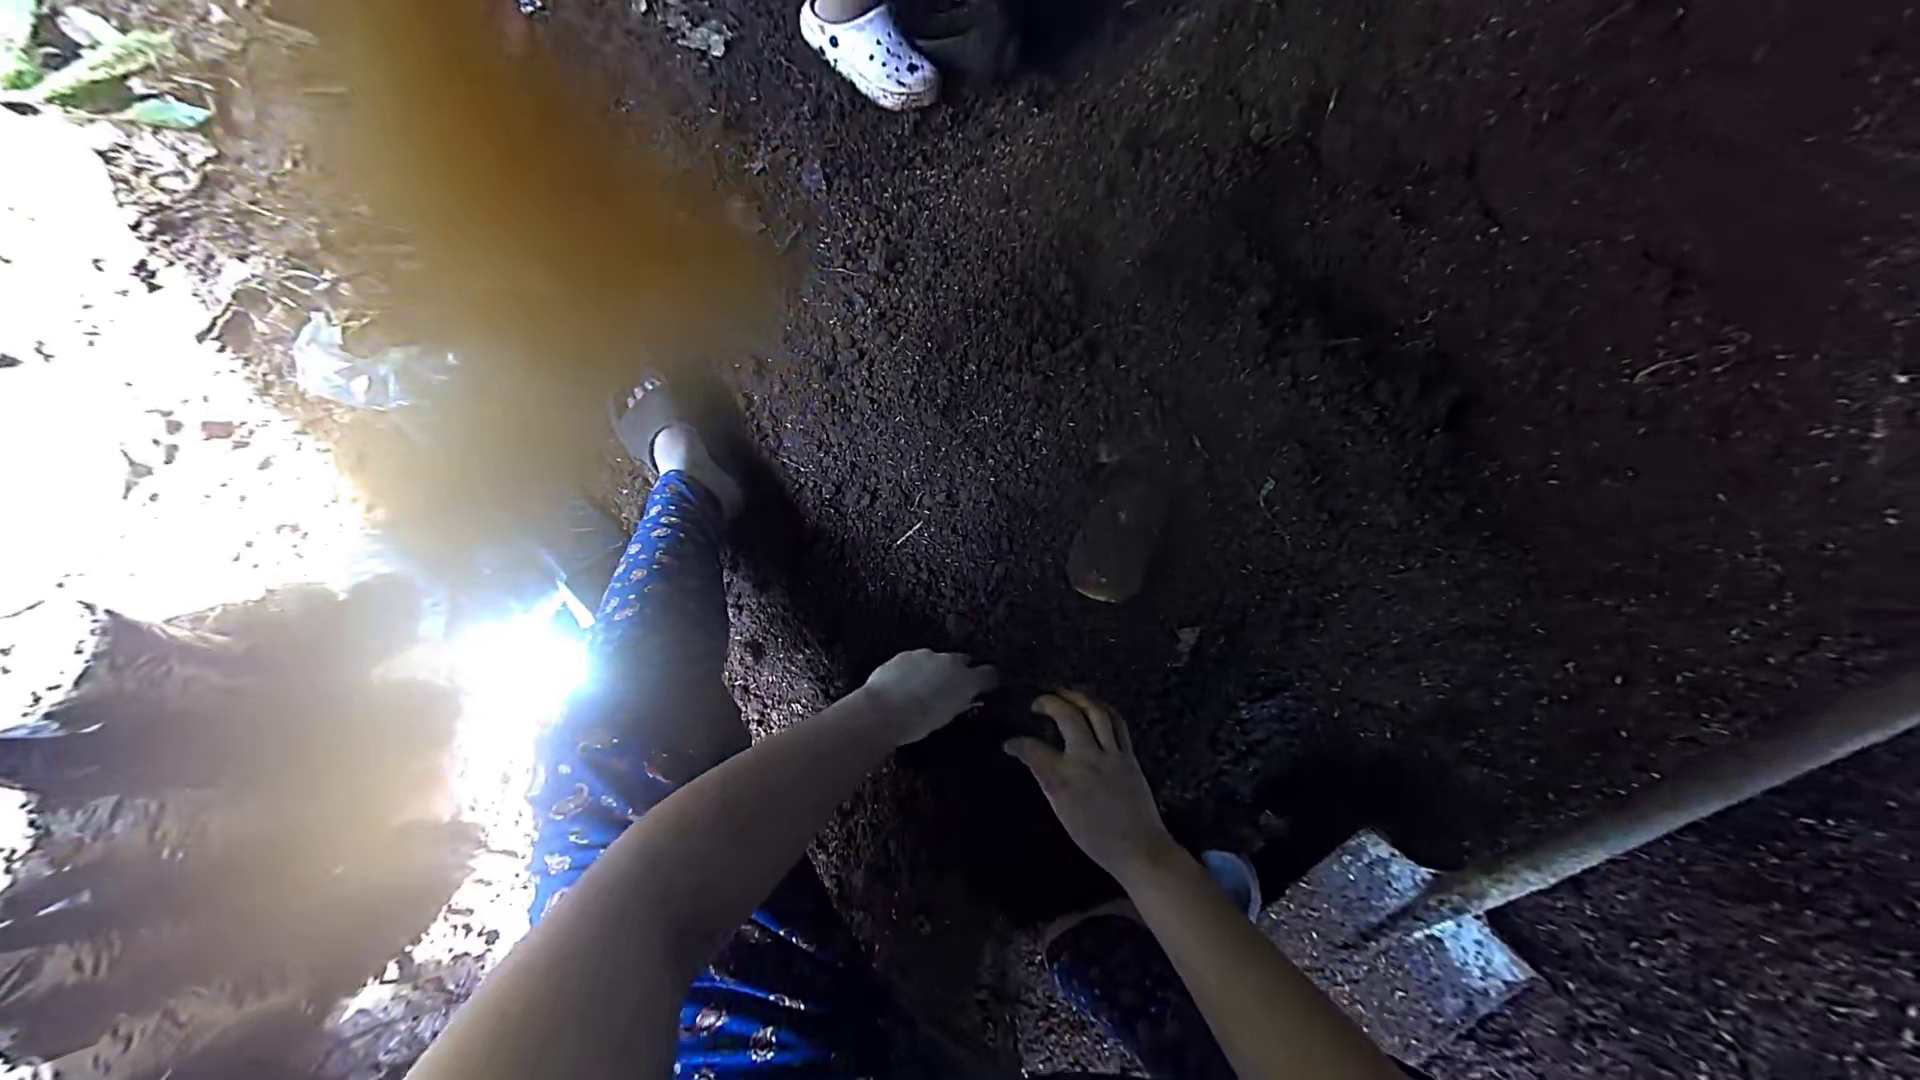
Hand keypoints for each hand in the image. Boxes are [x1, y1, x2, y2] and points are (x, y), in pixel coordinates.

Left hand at [860, 650, 999, 745]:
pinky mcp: (905, 654)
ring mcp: (926, 655)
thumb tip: (968, 696)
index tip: (989, 685)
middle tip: (954, 686)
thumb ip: (961, 702)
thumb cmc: (918, 722)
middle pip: (963, 660)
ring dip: (936, 669)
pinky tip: (907, 684)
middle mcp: (949, 661)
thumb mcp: (947, 716)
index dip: (990, 679)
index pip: (990, 674)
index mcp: (966, 679)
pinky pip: (916, 660)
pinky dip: (916, 669)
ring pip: (938, 659)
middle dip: (962, 670)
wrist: (882, 711)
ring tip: (925, 688)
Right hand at [1005, 691, 1177, 883]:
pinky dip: (1103, 708)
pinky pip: (1117, 722)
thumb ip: (1048, 780)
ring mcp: (1111, 755)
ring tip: (1063, 693)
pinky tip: (1093, 705)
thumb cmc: (1096, 838)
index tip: (1010, 744)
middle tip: (1037, 703)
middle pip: (1067, 716)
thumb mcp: (1061, 811)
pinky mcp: (1129, 755)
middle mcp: (1087, 759)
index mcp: (1065, 779)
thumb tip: (1036, 759)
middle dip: (1048, 702)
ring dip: (1076, 696)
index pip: (1033, 750)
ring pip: (1095, 711)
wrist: (1139, 848)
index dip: (1016, 743)